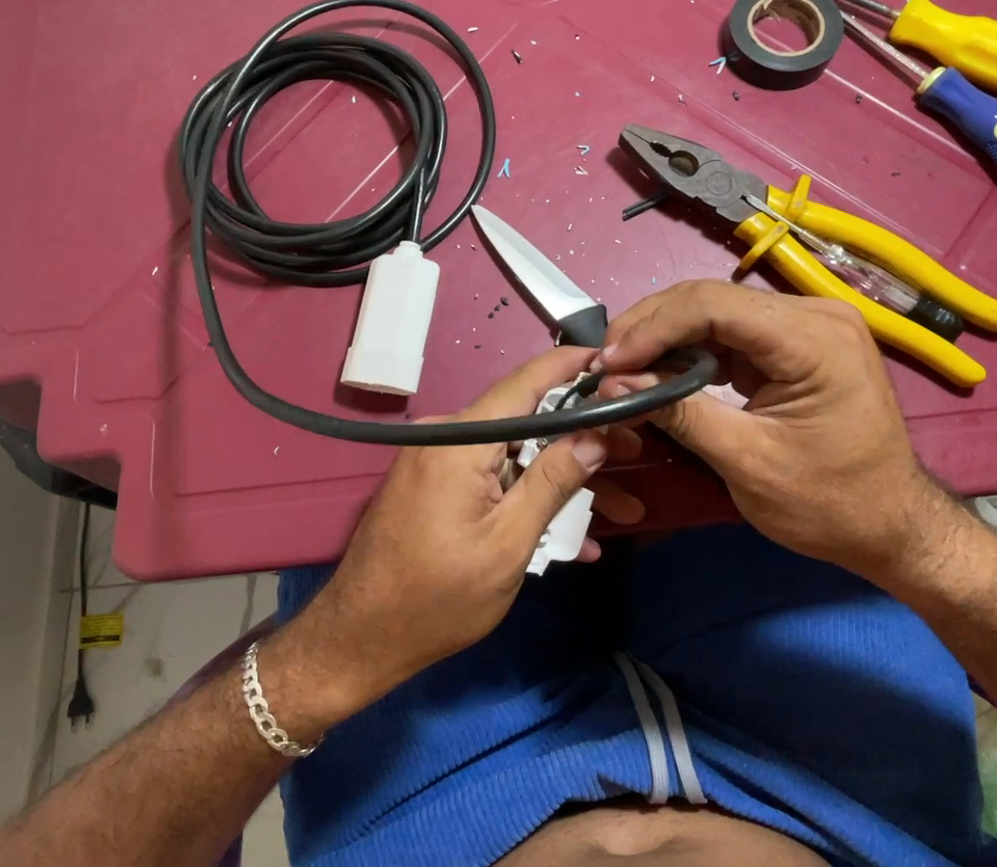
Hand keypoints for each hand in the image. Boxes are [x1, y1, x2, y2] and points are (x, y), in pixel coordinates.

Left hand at [273, 347, 644, 723]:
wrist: (363, 637)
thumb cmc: (438, 597)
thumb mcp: (508, 543)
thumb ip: (552, 482)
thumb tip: (595, 435)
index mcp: (459, 441)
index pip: (525, 383)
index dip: (570, 366)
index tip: (612, 358)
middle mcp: (444, 438)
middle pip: (527, 423)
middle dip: (582, 440)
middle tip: (634, 454)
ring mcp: (436, 462)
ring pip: (514, 456)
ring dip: (561, 481)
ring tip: (621, 509)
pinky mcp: (434, 485)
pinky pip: (490, 478)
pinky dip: (526, 498)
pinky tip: (571, 539)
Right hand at [596, 281, 957, 581]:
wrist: (890, 526)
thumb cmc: (828, 502)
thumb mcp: (746, 462)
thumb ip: (679, 413)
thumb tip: (612, 384)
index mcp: (814, 339)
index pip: (713, 305)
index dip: (652, 328)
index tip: (607, 361)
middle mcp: (814, 315)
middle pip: (711, 299)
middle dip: (651, 328)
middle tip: (603, 363)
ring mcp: (807, 326)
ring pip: (714, 312)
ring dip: (664, 337)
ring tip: (620, 366)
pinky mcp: (795, 344)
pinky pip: (730, 333)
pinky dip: (689, 350)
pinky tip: (657, 369)